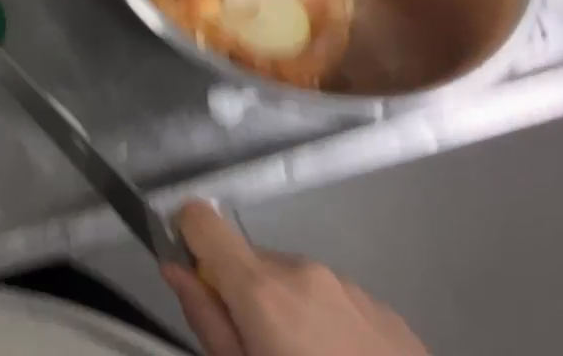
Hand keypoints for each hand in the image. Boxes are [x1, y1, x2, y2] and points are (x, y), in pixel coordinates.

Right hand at [163, 201, 428, 355]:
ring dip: (287, 306)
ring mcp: (350, 288)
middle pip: (247, 258)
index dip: (186, 237)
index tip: (194, 273)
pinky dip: (326, 320)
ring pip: (292, 279)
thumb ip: (203, 316)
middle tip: (259, 343)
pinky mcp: (387, 310)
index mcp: (259, 285)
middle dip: (243, 290)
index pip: (199, 218)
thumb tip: (175, 268)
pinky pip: (334, 298)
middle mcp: (302, 271)